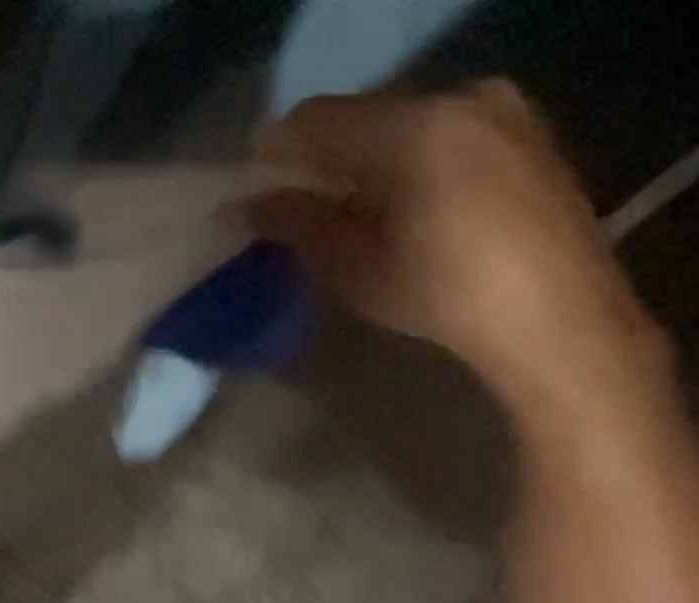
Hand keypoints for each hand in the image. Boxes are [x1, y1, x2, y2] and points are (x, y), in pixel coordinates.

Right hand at [248, 81, 658, 404]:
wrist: (552, 313)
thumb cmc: (436, 289)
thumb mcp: (347, 262)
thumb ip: (291, 221)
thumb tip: (239, 206)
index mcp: (411, 125)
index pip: (312, 119)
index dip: (272, 155)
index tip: (249, 195)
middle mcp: (459, 99)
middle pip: (359, 116)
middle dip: (318, 158)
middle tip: (290, 206)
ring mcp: (500, 112)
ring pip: (400, 124)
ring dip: (361, 161)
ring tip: (340, 211)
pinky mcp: (524, 135)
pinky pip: (440, 133)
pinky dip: (404, 161)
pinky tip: (393, 206)